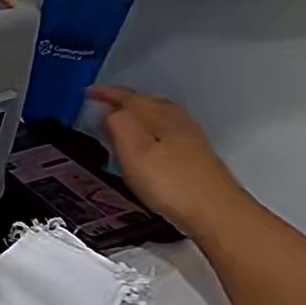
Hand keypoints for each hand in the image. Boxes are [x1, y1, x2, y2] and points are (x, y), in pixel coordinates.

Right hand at [86, 85, 260, 239]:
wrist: (215, 213)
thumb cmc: (172, 184)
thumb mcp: (135, 152)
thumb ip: (119, 126)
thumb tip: (110, 111)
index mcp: (161, 118)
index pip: (130, 98)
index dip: (108, 93)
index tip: (89, 91)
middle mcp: (178, 123)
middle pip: (147, 102)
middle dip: (124, 98)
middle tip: (103, 100)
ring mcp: (190, 139)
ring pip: (160, 114)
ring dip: (139, 111)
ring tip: (122, 116)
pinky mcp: (194, 156)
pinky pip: (167, 129)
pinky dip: (151, 126)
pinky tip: (148, 140)